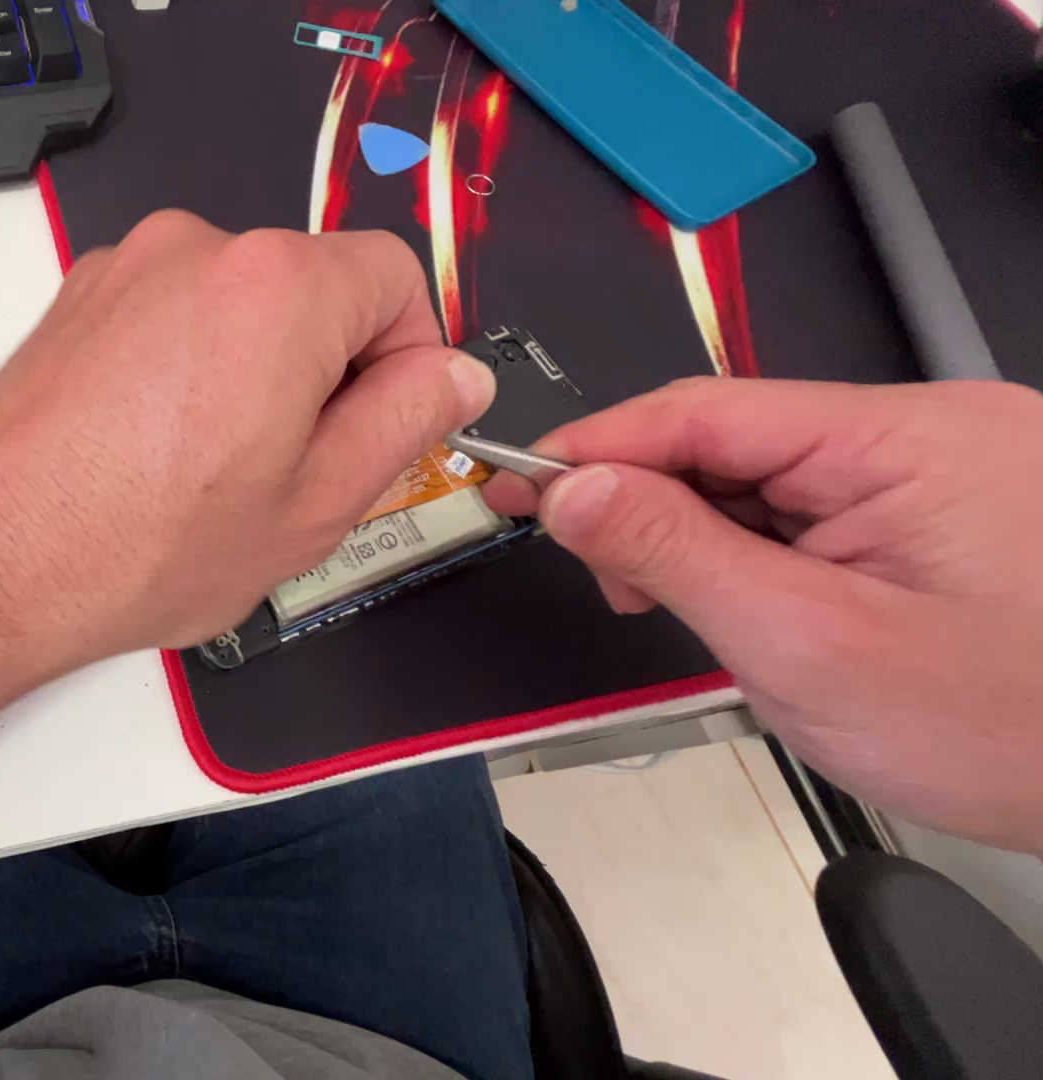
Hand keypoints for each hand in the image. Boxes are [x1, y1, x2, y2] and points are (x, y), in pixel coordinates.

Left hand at [0, 210, 494, 681]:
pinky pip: (166, 319)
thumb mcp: (311, 507)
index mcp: (276, 288)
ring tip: (207, 469)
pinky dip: (182, 370)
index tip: (383, 420)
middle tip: (289, 467)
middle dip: (322, 372)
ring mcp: (123, 271)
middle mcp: (194, 252)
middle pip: (309, 290)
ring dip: (248, 374)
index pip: (394, 278)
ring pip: (234, 308)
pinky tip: (152, 450)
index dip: (405, 356)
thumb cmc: (137, 549)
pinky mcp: (75, 301)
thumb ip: (403, 424)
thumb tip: (450, 377)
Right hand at [484, 377, 1042, 852]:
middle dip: (634, 504)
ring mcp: (919, 472)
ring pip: (737, 479)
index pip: (699, 412)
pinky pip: (777, 510)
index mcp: (906, 439)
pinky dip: (720, 551)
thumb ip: (671, 551)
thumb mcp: (801, 639)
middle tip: (597, 574)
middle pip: (715, 442)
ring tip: (657, 598)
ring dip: (673, 535)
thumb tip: (567, 490)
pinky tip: (711, 593)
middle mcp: (917, 434)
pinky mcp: (910, 513)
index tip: (512, 487)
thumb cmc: (1012, 731)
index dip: (590, 447)